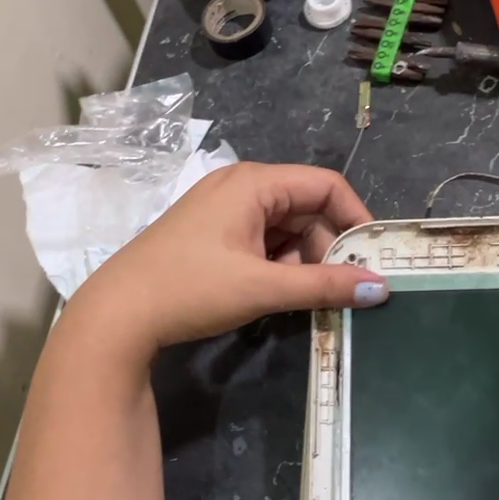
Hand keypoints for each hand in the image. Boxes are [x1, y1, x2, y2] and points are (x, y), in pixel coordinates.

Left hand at [63, 163, 387, 355]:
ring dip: (304, 259)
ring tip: (308, 296)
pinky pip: (262, 239)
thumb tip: (381, 288)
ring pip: (285, 227)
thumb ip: (325, 285)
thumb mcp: (263, 287)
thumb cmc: (191, 289)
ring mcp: (223, 209)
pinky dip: (279, 263)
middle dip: (328, 246)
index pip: (325, 184)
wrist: (116, 316)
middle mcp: (240, 187)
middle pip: (306, 206)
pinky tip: (279, 293)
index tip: (374, 256)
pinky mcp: (212, 233)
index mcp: (253, 183)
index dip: (355, 217)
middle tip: (342, 287)